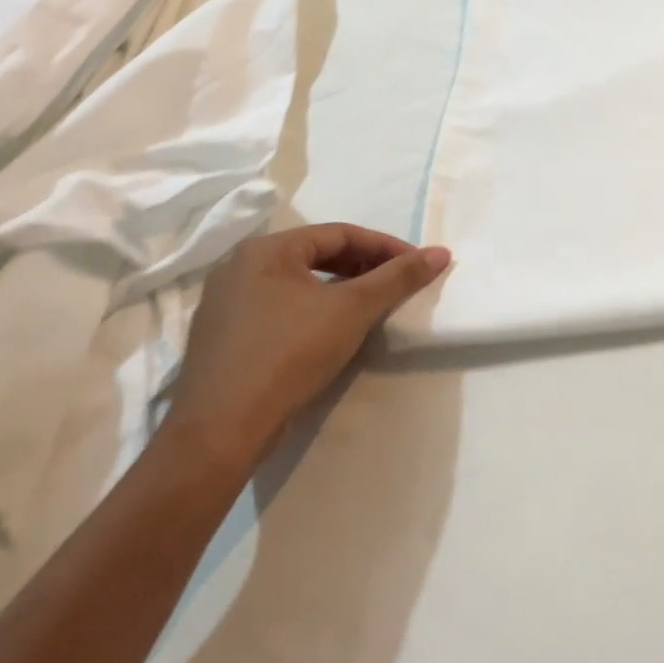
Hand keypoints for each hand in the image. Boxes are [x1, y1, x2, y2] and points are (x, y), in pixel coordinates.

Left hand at [165, 223, 450, 466]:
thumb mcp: (353, 309)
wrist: (223, 428)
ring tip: (372, 307)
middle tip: (398, 285)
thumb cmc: (290, 353)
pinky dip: (313, 309)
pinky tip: (332, 331)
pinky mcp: (224, 336)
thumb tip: (440, 252)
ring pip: (298, 282)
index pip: (340, 234)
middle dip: (364, 266)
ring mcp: (225, 303)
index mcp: (265, 250)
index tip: (418, 266)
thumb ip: (398, 277)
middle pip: (317, 254)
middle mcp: (238, 267)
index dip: (386, 246)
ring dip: (341, 288)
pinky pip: (279, 307)